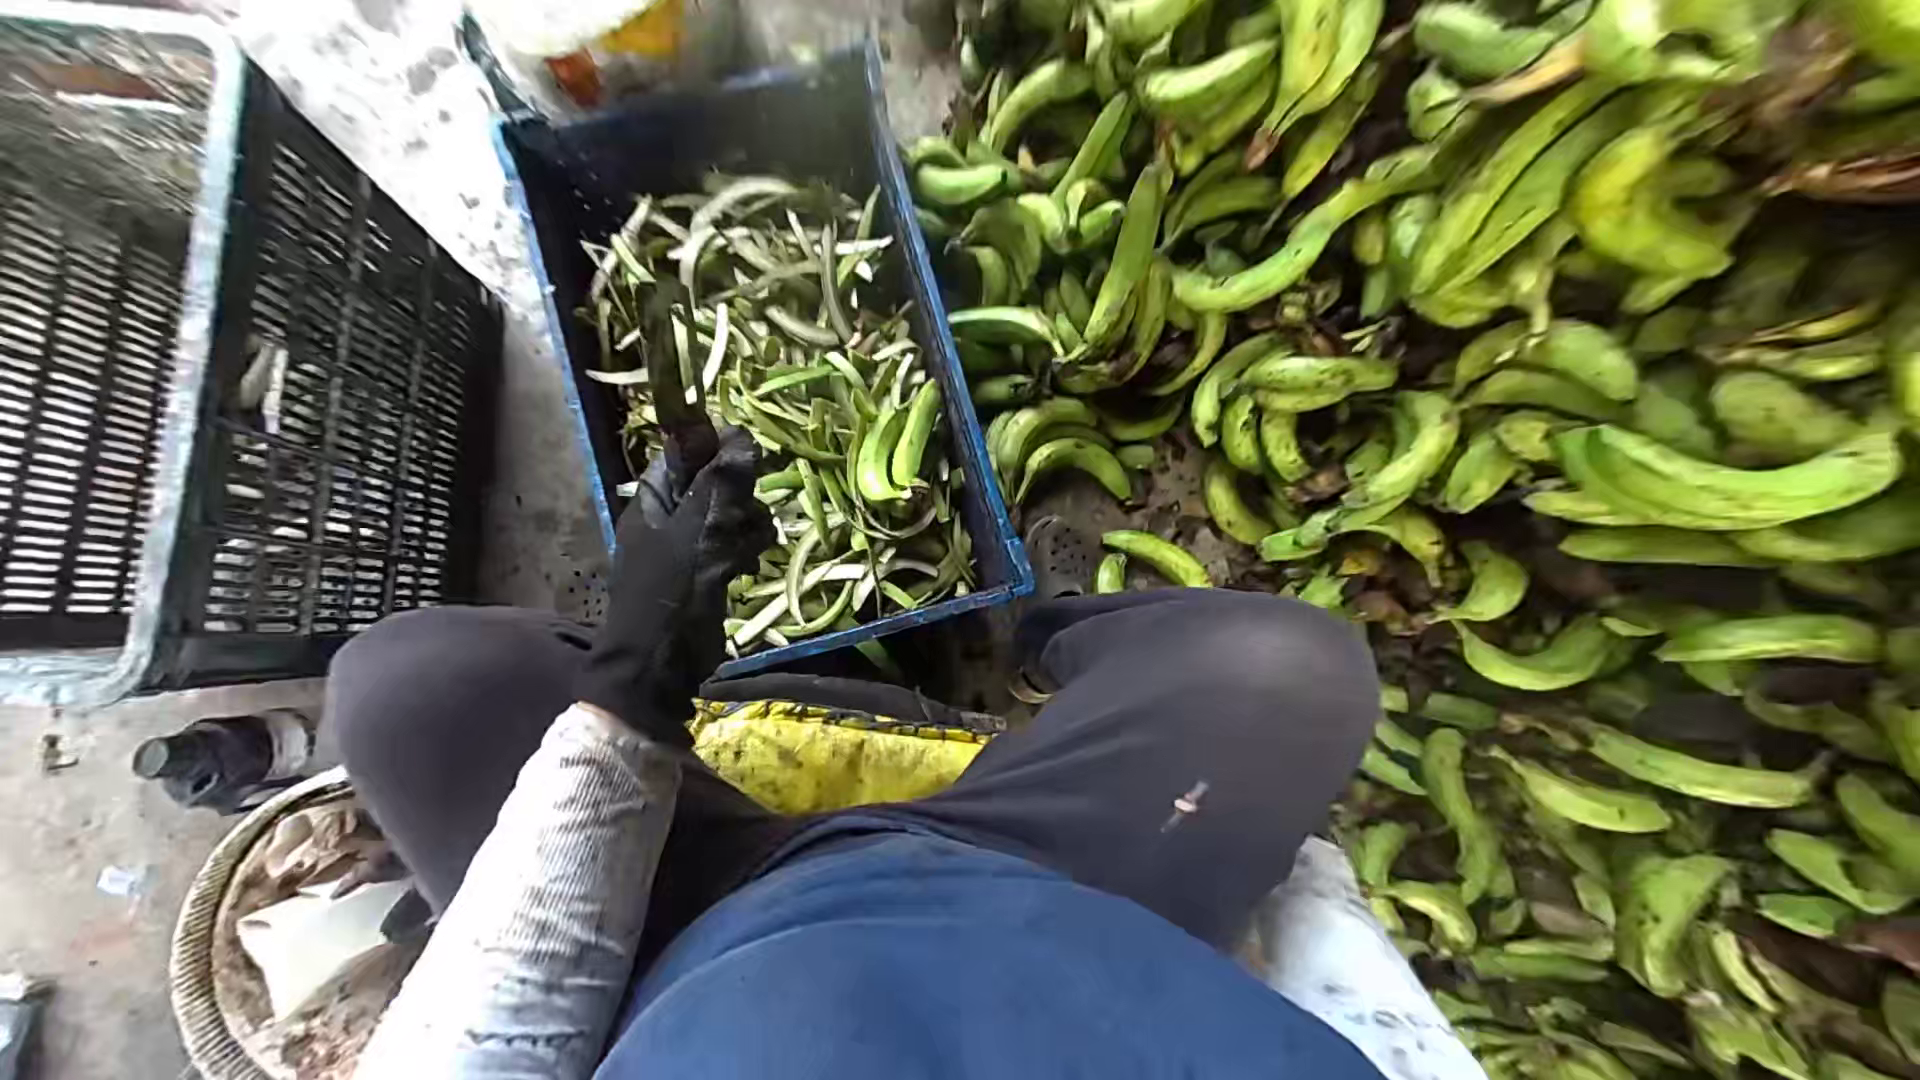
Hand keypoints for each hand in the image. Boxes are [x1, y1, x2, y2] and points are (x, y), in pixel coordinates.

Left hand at [575, 426, 773, 744]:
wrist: (662, 662)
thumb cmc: (669, 592)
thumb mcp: (696, 532)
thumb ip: (720, 484)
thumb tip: (742, 436)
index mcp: (655, 499)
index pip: (685, 453)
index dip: (716, 448)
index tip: (748, 457)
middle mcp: (672, 516)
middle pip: (717, 482)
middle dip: (739, 495)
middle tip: (746, 512)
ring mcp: (693, 544)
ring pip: (734, 513)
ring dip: (749, 524)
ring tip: (750, 545)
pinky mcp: (711, 569)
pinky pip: (738, 543)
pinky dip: (748, 548)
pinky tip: (749, 564)